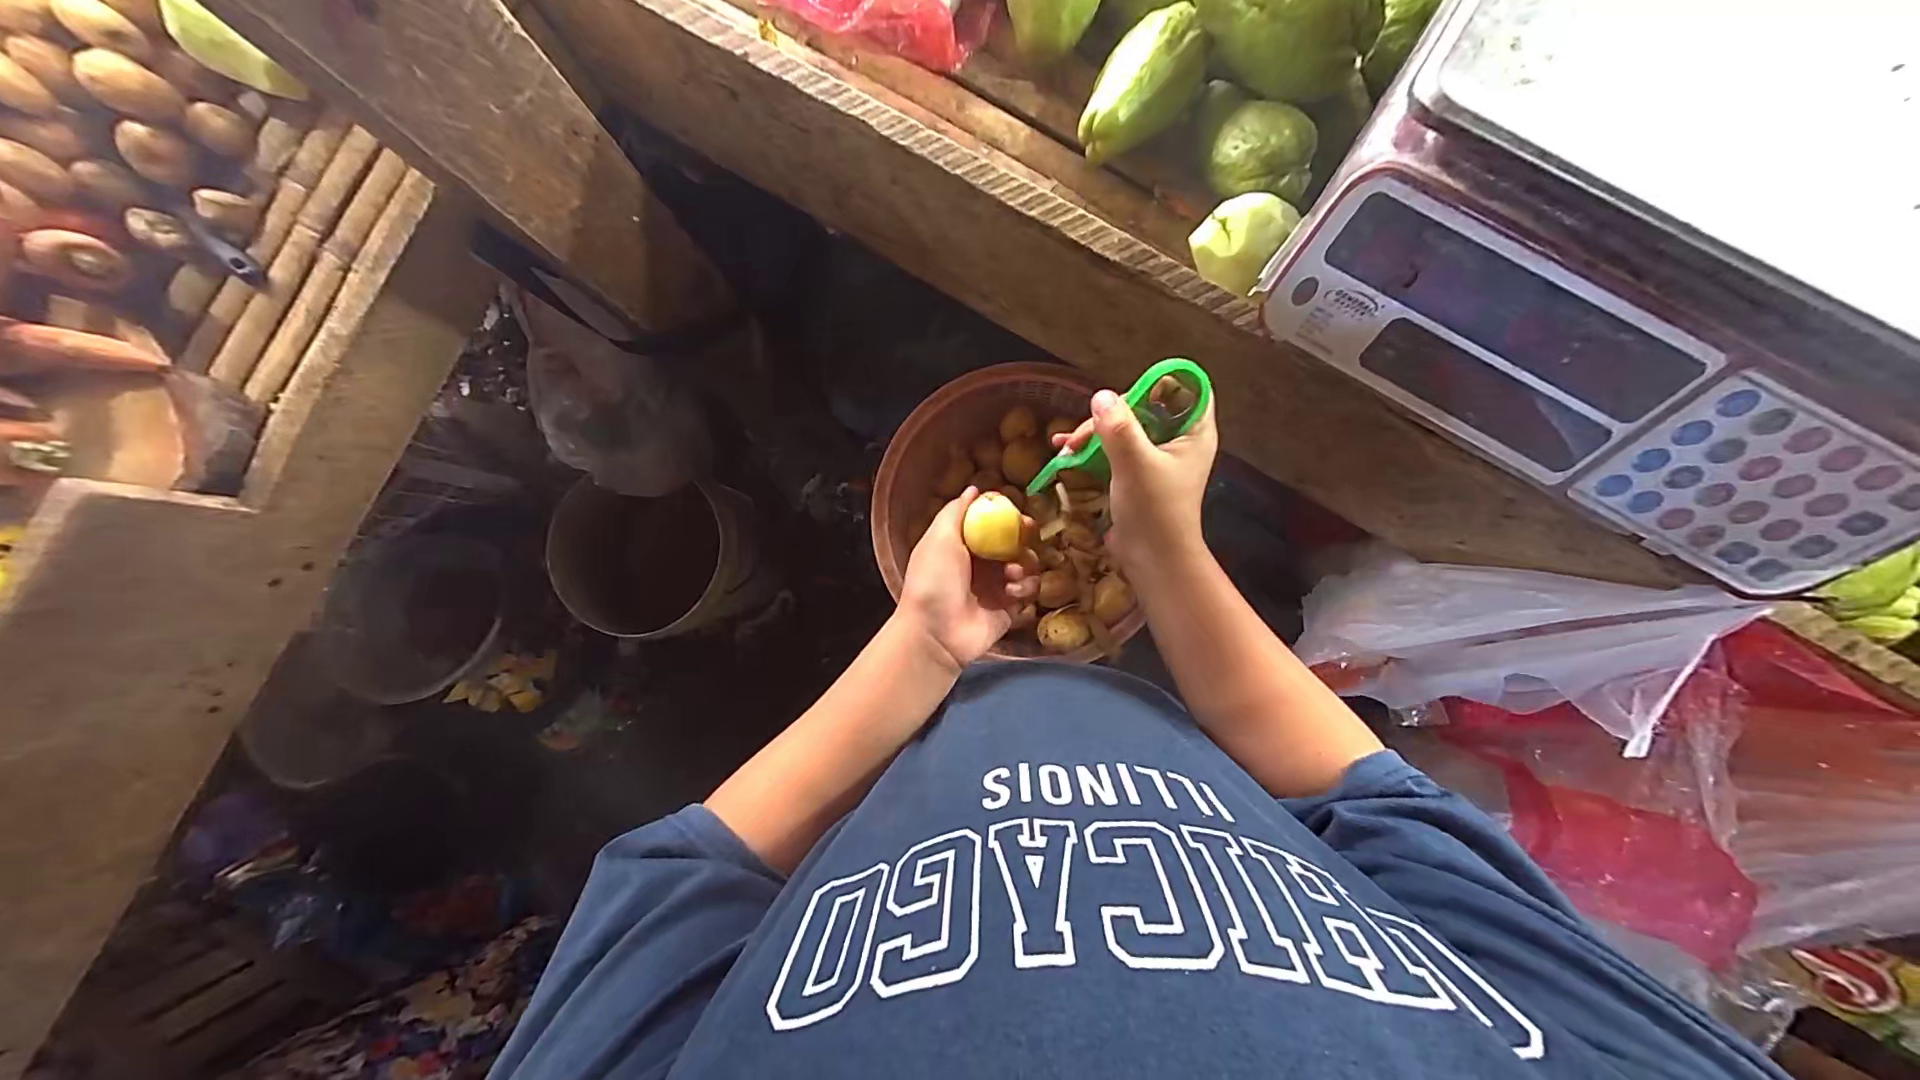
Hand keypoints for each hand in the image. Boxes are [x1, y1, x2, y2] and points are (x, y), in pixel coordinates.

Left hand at [896, 487, 1038, 670]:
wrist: (935, 632)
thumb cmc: (933, 581)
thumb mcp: (939, 537)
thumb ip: (956, 511)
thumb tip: (974, 489)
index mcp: (964, 544)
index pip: (992, 523)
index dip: (1006, 516)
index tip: (1015, 512)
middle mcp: (982, 563)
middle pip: (1014, 541)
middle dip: (1023, 537)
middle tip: (1027, 535)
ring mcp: (997, 586)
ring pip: (1026, 564)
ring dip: (1023, 563)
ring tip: (1010, 574)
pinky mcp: (1010, 608)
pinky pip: (1030, 589)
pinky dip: (1025, 587)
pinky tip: (1011, 592)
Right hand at [1054, 386, 1216, 579]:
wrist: (1153, 562)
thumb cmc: (1155, 512)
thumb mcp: (1135, 465)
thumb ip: (1119, 429)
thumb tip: (1100, 396)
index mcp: (1194, 432)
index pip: (1186, 388)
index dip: (1156, 385)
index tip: (1124, 398)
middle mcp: (1179, 440)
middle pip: (1146, 406)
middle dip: (1112, 413)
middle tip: (1084, 431)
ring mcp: (1157, 458)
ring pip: (1125, 428)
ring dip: (1095, 432)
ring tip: (1067, 444)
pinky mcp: (1137, 474)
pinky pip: (1114, 450)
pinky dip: (1093, 449)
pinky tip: (1067, 454)